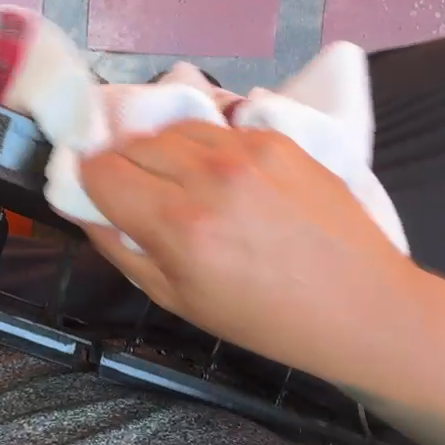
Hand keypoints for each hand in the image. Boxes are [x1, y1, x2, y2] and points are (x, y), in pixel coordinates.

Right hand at [77, 121, 423, 371]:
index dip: (89, 179)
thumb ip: (118, 247)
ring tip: (179, 179)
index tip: (96, 191)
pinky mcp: (277, 139)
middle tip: (138, 192)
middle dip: (122, 164)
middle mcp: (208, 176)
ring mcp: (246, 150)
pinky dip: (204, 146)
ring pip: (172, 128)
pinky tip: (221, 175)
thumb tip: (83, 208)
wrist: (360, 306)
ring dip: (161, 150)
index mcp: (177, 225)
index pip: (101, 170)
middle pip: (131, 143)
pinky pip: (217, 127)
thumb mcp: (174, 298)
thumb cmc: (260, 317)